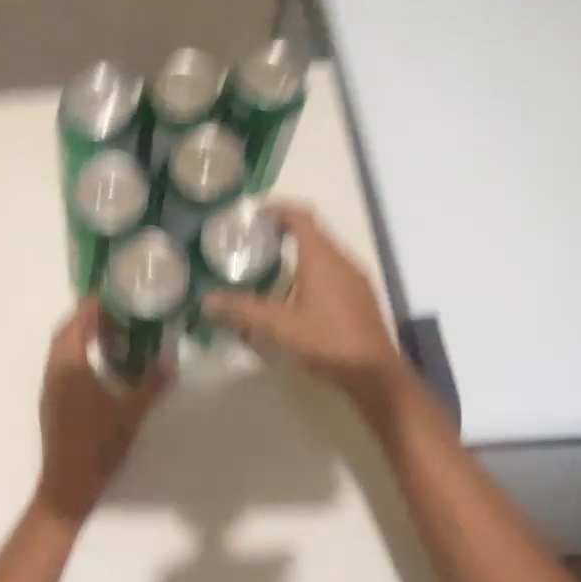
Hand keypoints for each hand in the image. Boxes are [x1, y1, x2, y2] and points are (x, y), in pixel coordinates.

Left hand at [33, 299, 170, 522]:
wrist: (69, 484)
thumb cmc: (99, 444)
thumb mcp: (132, 412)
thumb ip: (152, 383)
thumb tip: (171, 359)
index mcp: (69, 367)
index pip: (75, 323)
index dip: (91, 305)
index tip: (112, 293)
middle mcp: (54, 372)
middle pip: (66, 333)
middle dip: (87, 319)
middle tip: (118, 311)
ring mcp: (50, 388)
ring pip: (62, 351)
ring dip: (83, 338)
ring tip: (114, 334)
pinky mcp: (53, 403)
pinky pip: (64, 367)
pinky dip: (80, 356)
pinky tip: (103, 366)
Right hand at [204, 202, 399, 404]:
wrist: (374, 372)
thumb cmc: (326, 341)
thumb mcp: (280, 326)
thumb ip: (243, 310)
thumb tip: (206, 301)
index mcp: (322, 257)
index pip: (301, 217)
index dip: (278, 209)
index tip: (254, 215)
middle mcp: (342, 258)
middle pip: (313, 230)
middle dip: (285, 230)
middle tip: (255, 241)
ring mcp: (356, 276)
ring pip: (325, 250)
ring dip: (300, 250)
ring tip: (271, 265)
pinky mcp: (361, 294)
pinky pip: (334, 267)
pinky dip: (313, 267)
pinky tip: (298, 292)